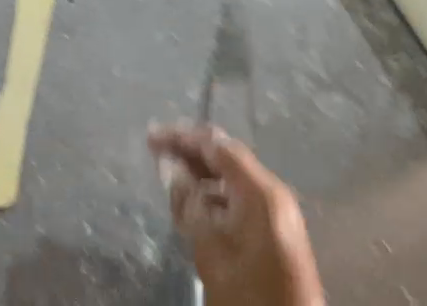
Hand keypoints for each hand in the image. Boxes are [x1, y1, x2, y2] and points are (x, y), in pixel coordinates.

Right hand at [148, 123, 323, 305]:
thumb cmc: (248, 293)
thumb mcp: (210, 246)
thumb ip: (188, 200)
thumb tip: (169, 165)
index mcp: (259, 190)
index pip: (216, 145)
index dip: (181, 137)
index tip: (150, 138)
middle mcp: (271, 192)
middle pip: (225, 158)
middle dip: (189, 152)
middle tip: (154, 153)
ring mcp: (276, 211)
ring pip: (231, 178)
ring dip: (200, 174)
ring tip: (168, 178)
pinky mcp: (274, 230)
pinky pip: (239, 198)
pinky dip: (214, 195)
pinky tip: (192, 206)